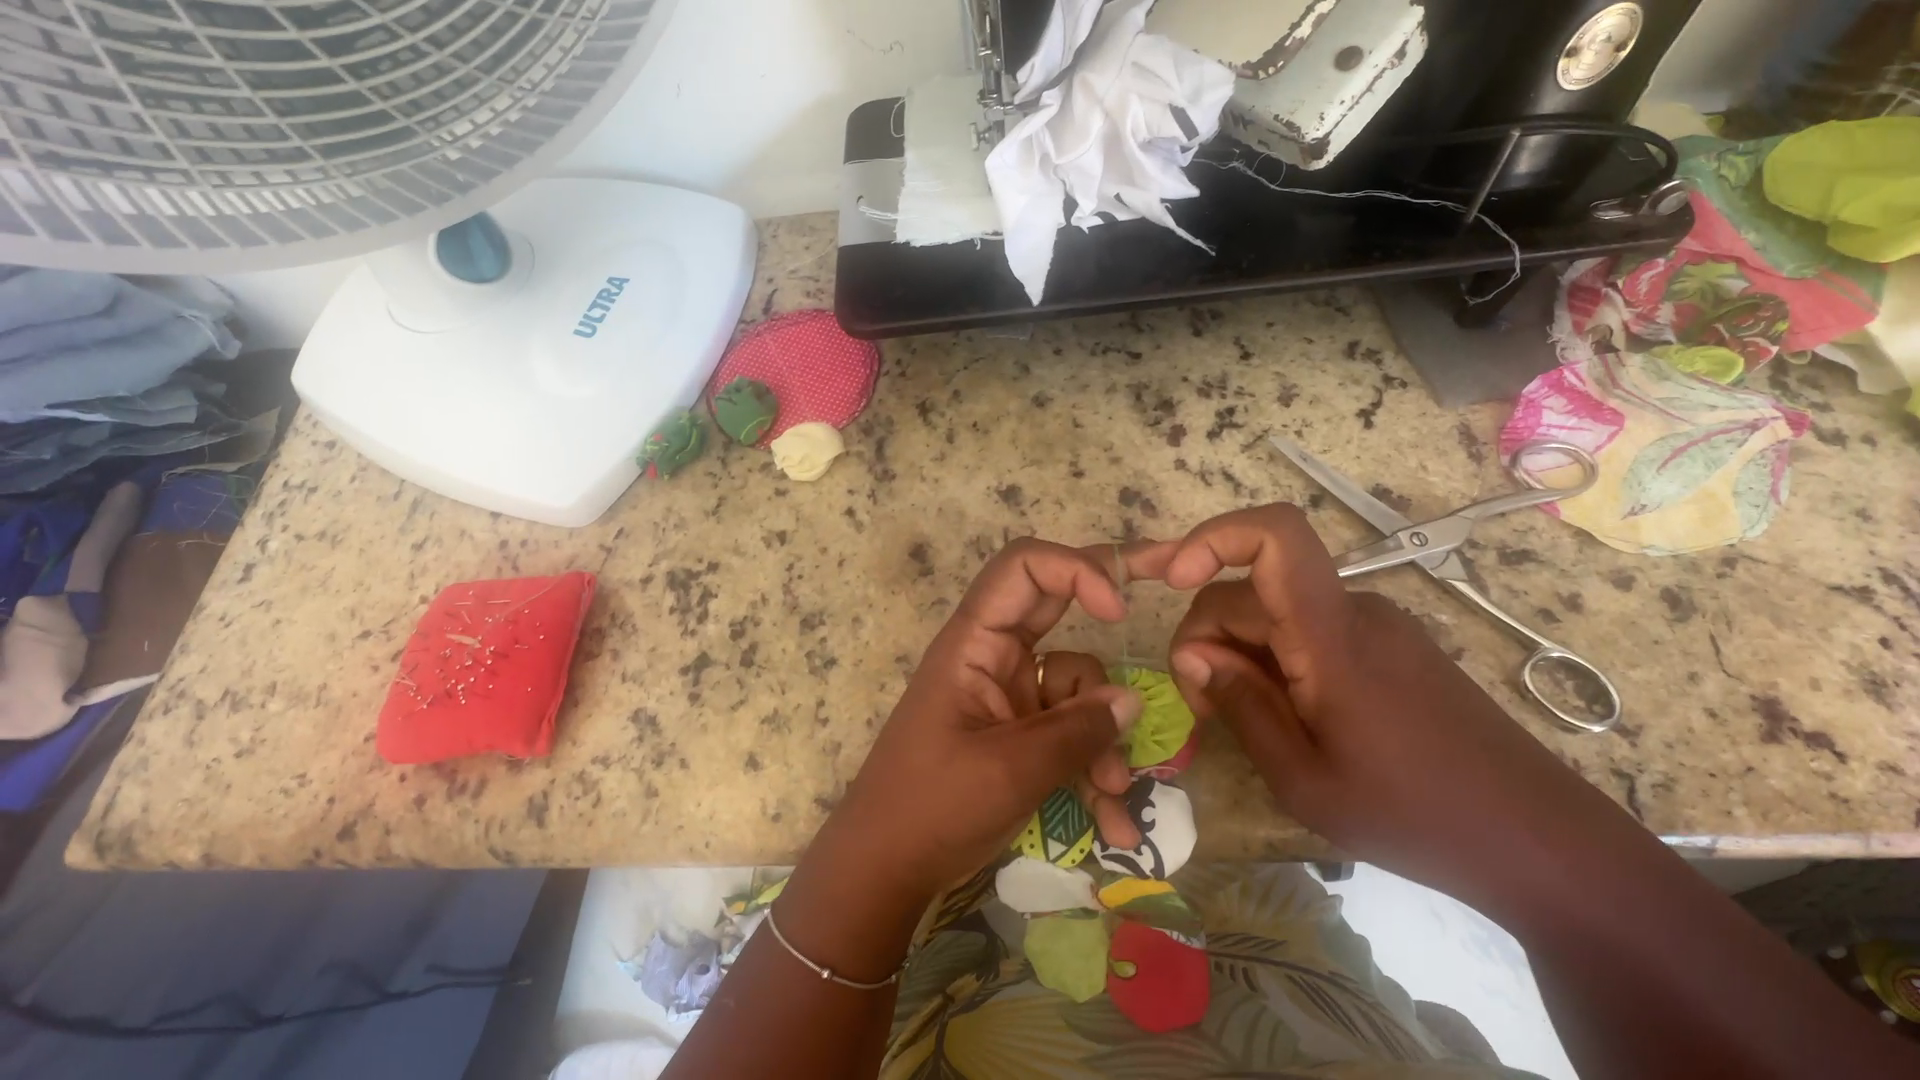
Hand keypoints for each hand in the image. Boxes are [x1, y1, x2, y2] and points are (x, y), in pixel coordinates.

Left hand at [818, 538, 1171, 903]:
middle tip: (1174, 576)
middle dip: (1112, 602)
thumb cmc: (933, 805)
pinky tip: (1113, 824)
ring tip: (1112, 794)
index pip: (1024, 568)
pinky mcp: (1019, 738)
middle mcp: (995, 658)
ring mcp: (1009, 698)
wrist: (885, 869)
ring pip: (1077, 689)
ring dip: (1103, 737)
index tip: (1120, 611)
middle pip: (1059, 608)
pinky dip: (1092, 770)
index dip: (1077, 569)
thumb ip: (1077, 731)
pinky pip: (1070, 735)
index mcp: (975, 643)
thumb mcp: (1011, 768)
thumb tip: (1131, 702)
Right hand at [1161, 505, 1638, 919]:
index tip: (1171, 582)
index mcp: (1332, 637)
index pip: (1276, 536)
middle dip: (1208, 635)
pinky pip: (1311, 632)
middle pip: (1253, 588)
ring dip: (1240, 652)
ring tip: (1245, 722)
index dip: (1212, 536)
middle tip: (1204, 709)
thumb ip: (1242, 706)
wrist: (1537, 838)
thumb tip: (1195, 656)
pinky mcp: (1393, 649)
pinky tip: (1285, 716)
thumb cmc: (1414, 817)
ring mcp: (1379, 628)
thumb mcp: (1304, 780)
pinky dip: (1276, 660)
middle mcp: (1356, 612)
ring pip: (1278, 612)